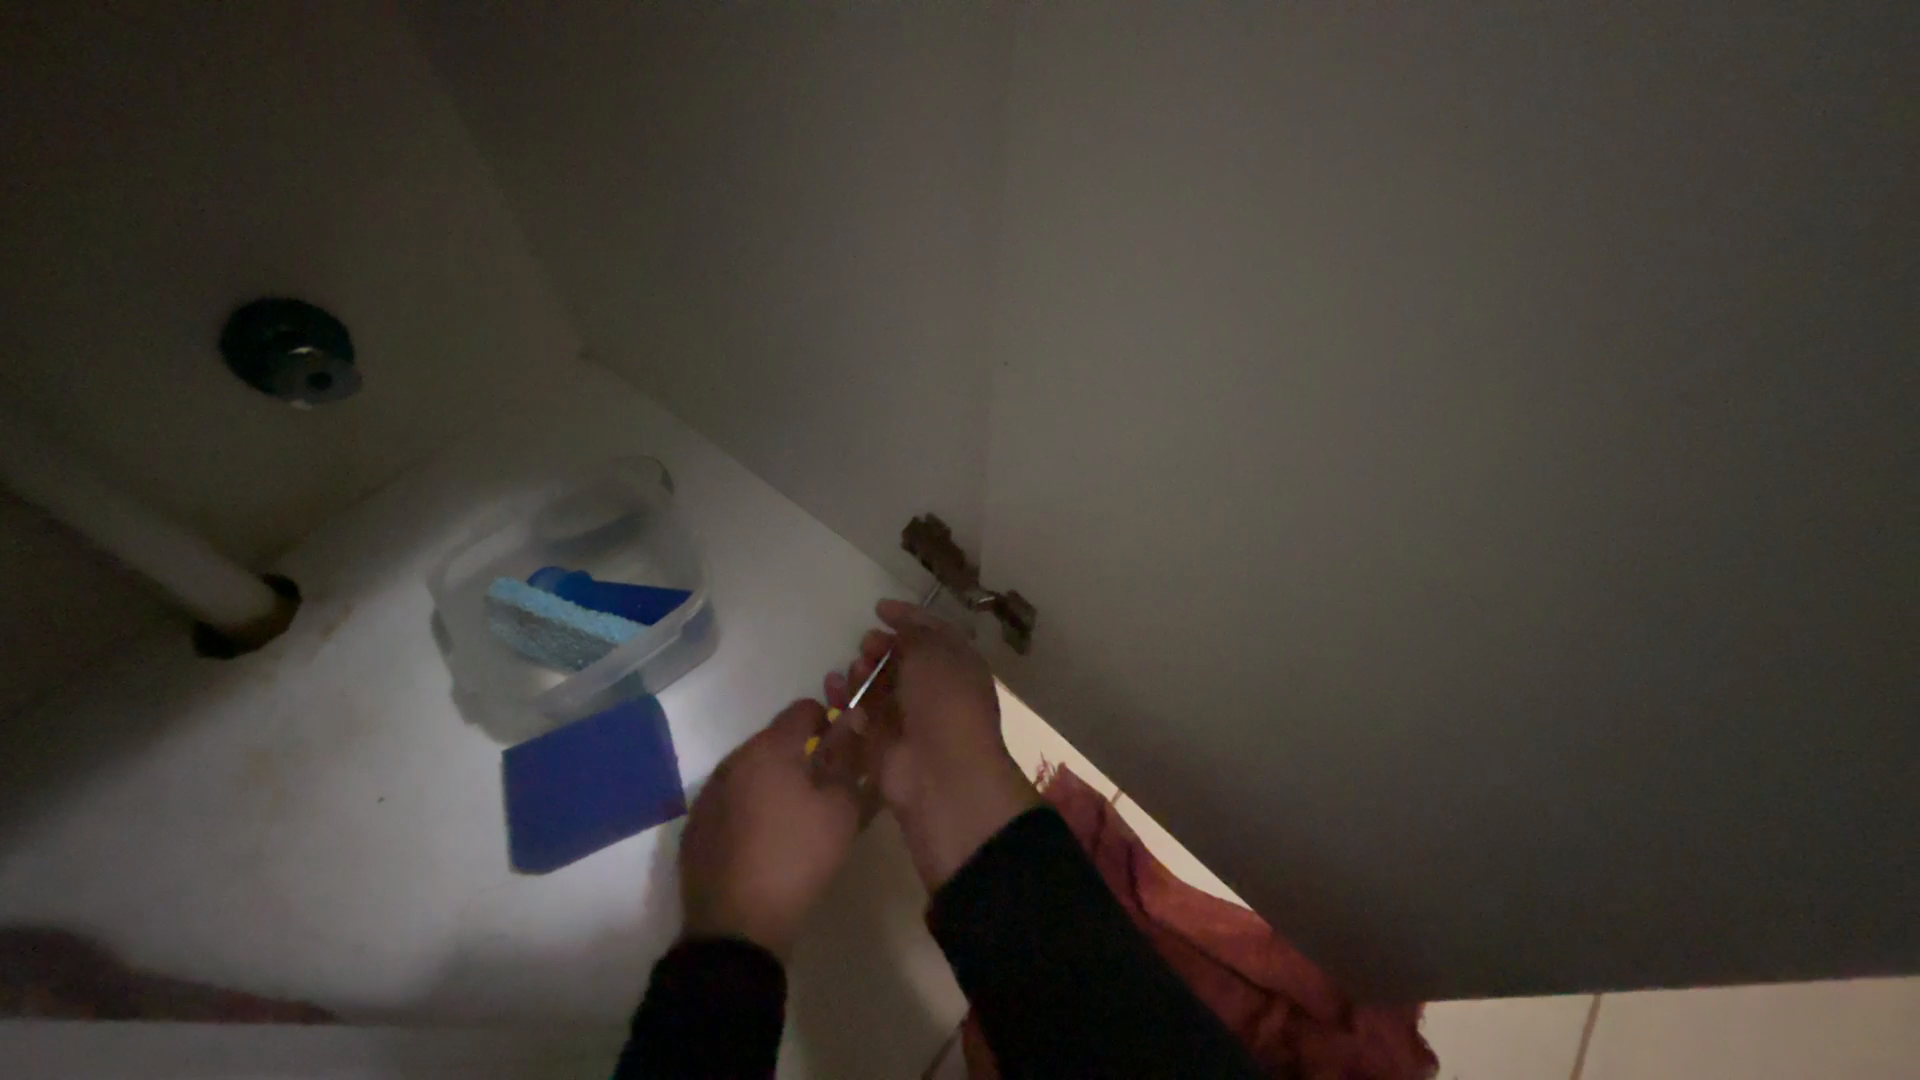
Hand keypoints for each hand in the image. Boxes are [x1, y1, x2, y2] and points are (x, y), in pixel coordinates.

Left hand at [678, 700, 861, 957]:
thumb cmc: (797, 858)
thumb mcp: (841, 809)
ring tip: (795, 819)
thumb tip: (850, 725)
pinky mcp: (695, 828)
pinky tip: (764, 843)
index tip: (844, 749)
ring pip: (751, 772)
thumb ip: (848, 760)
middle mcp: (731, 762)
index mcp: (768, 749)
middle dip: (802, 755)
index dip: (829, 721)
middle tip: (826, 789)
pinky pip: (731, 802)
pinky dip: (750, 809)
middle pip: (775, 741)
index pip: (803, 710)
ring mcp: (708, 795)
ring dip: (774, 782)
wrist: (736, 928)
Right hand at [824, 600, 1040, 888]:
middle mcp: (936, 692)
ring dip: (863, 673)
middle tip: (867, 644)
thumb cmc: (946, 703)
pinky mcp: (882, 746)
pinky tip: (834, 690)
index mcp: (959, 666)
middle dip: (882, 648)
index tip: (880, 608)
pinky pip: (861, 716)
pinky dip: (847, 701)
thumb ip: (915, 631)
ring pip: (879, 688)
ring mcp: (909, 721)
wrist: (942, 775)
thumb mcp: (935, 653)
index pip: (934, 634)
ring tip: (854, 670)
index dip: (909, 617)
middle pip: (903, 661)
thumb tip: (898, 622)